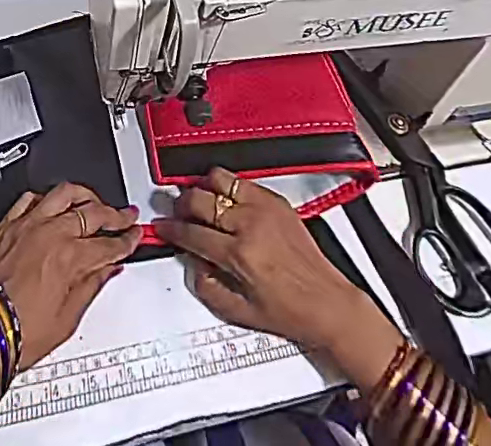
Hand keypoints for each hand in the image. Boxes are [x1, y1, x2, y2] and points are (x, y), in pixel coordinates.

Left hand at [0, 182, 142, 369]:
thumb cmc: (16, 333)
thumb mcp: (67, 320)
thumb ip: (92, 286)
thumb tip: (107, 270)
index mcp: (69, 258)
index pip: (109, 244)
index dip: (127, 240)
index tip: (134, 237)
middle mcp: (50, 234)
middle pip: (93, 212)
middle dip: (116, 215)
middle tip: (125, 216)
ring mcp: (28, 226)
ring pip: (64, 193)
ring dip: (85, 195)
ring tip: (94, 201)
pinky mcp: (8, 226)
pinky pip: (30, 198)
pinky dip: (46, 197)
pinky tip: (53, 202)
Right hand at [152, 169, 403, 386]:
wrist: (327, 303)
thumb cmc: (290, 311)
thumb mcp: (238, 312)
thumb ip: (206, 286)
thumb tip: (190, 262)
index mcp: (239, 255)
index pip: (192, 232)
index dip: (171, 229)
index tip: (163, 227)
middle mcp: (251, 225)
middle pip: (200, 199)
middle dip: (182, 205)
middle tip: (178, 212)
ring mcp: (265, 208)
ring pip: (219, 179)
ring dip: (203, 188)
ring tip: (198, 198)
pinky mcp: (277, 201)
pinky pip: (243, 181)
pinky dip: (228, 186)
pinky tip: (225, 198)